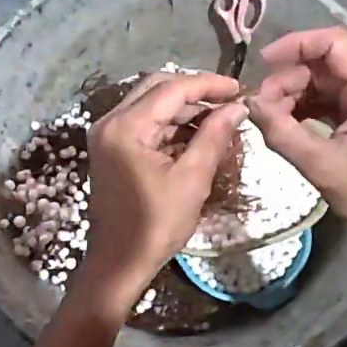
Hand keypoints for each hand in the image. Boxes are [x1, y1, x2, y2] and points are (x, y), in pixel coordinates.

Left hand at [83, 72, 247, 303]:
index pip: (171, 89)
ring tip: (219, 117)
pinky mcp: (111, 149)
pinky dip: (169, 125)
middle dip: (195, 92)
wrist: (119, 262)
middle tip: (229, 101)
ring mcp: (107, 135)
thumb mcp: (192, 179)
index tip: (239, 89)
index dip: (208, 85)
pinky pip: (143, 124)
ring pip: (150, 105)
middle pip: (157, 89)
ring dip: (183, 109)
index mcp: (125, 127)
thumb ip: (214, 136)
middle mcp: (110, 122)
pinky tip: (196, 133)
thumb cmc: (156, 225)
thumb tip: (238, 107)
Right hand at [247, 27, 346, 248]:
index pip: (334, 42)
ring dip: (299, 93)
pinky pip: (340, 97)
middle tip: (262, 105)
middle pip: (330, 61)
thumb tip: (249, 105)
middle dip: (291, 77)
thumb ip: (281, 131)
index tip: (262, 62)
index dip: (295, 45)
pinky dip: (313, 106)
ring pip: (332, 80)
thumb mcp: (320, 165)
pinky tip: (290, 122)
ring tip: (272, 116)